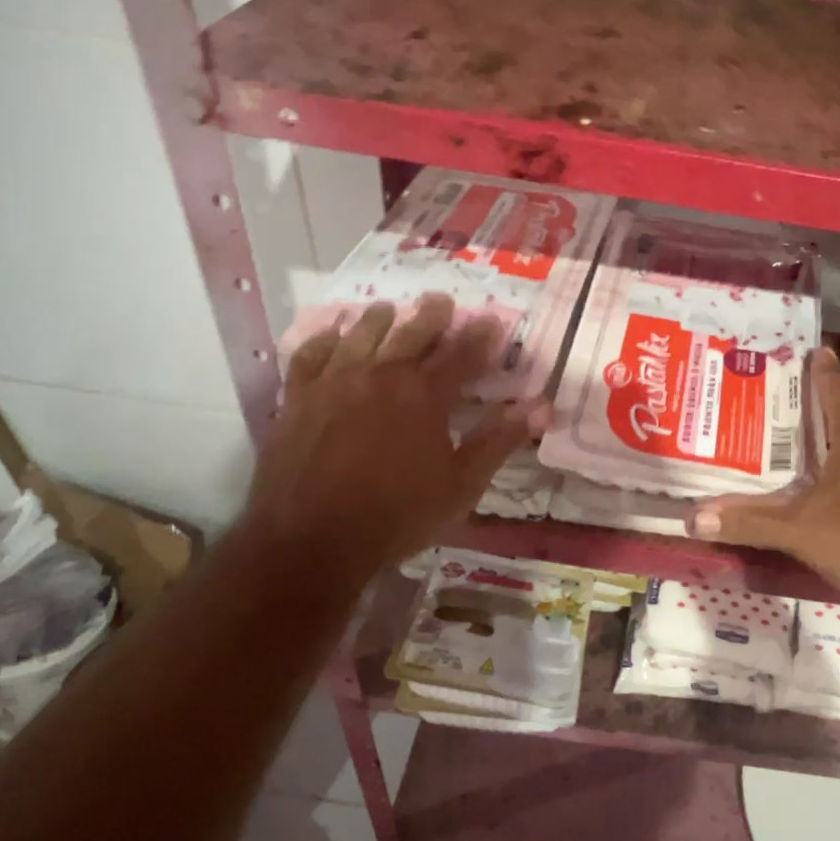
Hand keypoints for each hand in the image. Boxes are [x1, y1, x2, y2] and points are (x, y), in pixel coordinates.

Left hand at [243, 294, 544, 568]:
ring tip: (388, 309)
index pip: (462, 353)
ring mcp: (335, 383)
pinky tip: (330, 338)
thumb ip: (498, 441)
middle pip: (411, 333)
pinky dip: (323, 341)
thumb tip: (541, 407)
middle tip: (441, 300)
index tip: (493, 320)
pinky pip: (310, 356)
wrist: (311, 540)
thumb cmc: (397, 516)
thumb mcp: (461, 485)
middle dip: (432, 315)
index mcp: (425, 395)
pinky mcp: (298, 399)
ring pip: (360, 335)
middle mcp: (381, 375)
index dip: (481, 336)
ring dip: (379, 319)